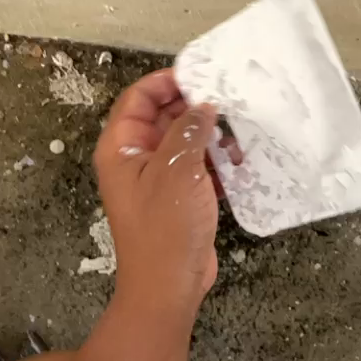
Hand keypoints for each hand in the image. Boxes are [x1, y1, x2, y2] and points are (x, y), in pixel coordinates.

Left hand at [93, 69, 219, 315]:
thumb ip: (189, 130)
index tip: (201, 74)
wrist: (168, 285)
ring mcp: (158, 179)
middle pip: (163, 116)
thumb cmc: (165, 228)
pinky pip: (196, 166)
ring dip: (209, 135)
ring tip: (238, 132)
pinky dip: (215, 160)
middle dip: (194, 107)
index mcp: (121, 148)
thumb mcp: (177, 171)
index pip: (138, 98)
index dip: (166, 81)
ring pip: (183, 141)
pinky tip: (239, 160)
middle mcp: (136, 159)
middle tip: (230, 99)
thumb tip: (204, 104)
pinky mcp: (179, 197)